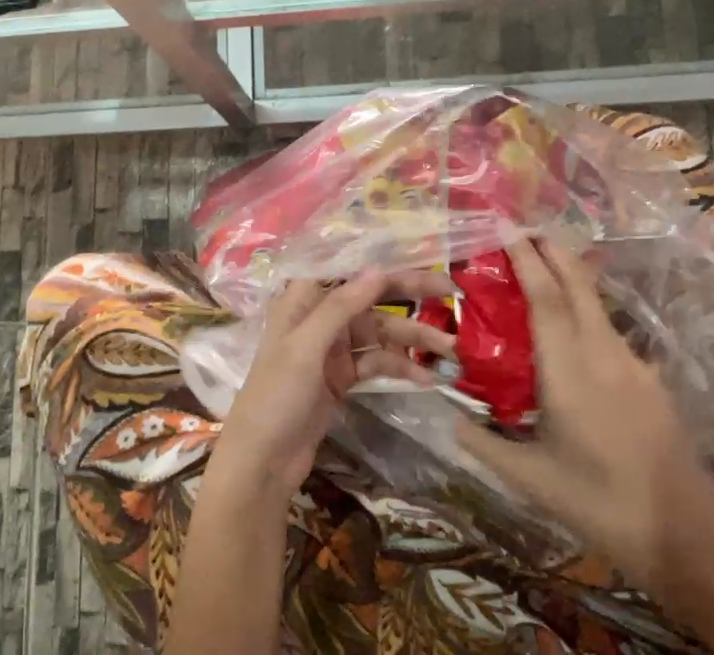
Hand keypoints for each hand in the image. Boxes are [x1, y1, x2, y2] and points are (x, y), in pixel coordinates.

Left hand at [218, 272, 457, 499]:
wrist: (263, 459)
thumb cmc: (276, 395)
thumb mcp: (306, 346)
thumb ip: (340, 306)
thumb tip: (378, 270)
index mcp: (300, 301)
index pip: (343, 268)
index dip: (378, 259)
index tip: (417, 253)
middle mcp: (317, 319)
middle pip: (367, 298)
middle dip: (406, 293)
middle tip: (449, 289)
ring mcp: (330, 350)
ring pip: (378, 333)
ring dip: (411, 339)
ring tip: (450, 348)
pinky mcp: (342, 379)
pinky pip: (376, 363)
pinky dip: (400, 368)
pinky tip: (426, 378)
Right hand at [455, 239, 713, 587]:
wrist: (685, 537)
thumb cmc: (598, 503)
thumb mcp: (528, 476)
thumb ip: (481, 440)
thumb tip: (446, 412)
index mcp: (570, 372)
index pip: (546, 299)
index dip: (526, 259)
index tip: (507, 229)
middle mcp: (605, 357)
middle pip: (579, 287)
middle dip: (553, 251)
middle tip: (523, 231)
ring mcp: (634, 368)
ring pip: (596, 308)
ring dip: (568, 281)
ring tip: (538, 274)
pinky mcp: (650, 384)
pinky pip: (609, 335)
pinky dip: (583, 316)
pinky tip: (568, 337)